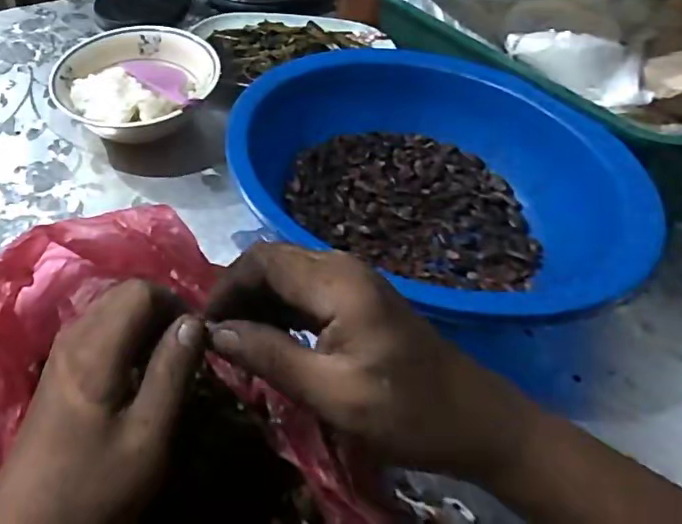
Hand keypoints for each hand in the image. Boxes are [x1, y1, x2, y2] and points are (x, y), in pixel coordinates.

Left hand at [0, 280, 206, 523]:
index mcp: (94, 343)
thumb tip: (194, 322)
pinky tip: (136, 373)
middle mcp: (74, 332)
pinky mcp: (57, 364)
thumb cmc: (92, 485)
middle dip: (160, 309)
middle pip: (124, 292)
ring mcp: (61, 347)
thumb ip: (171, 373)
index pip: (140, 288)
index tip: (198, 337)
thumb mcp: (146, 438)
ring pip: (110, 307)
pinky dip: (124, 335)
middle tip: (186, 348)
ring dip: (143, 323)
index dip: (175, 302)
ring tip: (166, 362)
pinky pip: (98, 327)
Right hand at [206, 243, 540, 481]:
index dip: (226, 286)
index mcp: (335, 280)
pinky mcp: (355, 294)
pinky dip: (278, 307)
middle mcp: (339, 265)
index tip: (204, 323)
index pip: (261, 261)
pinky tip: (268, 338)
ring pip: (284, 271)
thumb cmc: (407, 410)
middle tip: (215, 332)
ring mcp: (350, 277)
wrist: (478, 421)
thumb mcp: (334, 394)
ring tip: (234, 338)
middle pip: (270, 260)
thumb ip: (271, 357)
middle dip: (237, 291)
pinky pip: (302, 286)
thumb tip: (215, 332)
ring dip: (256, 299)